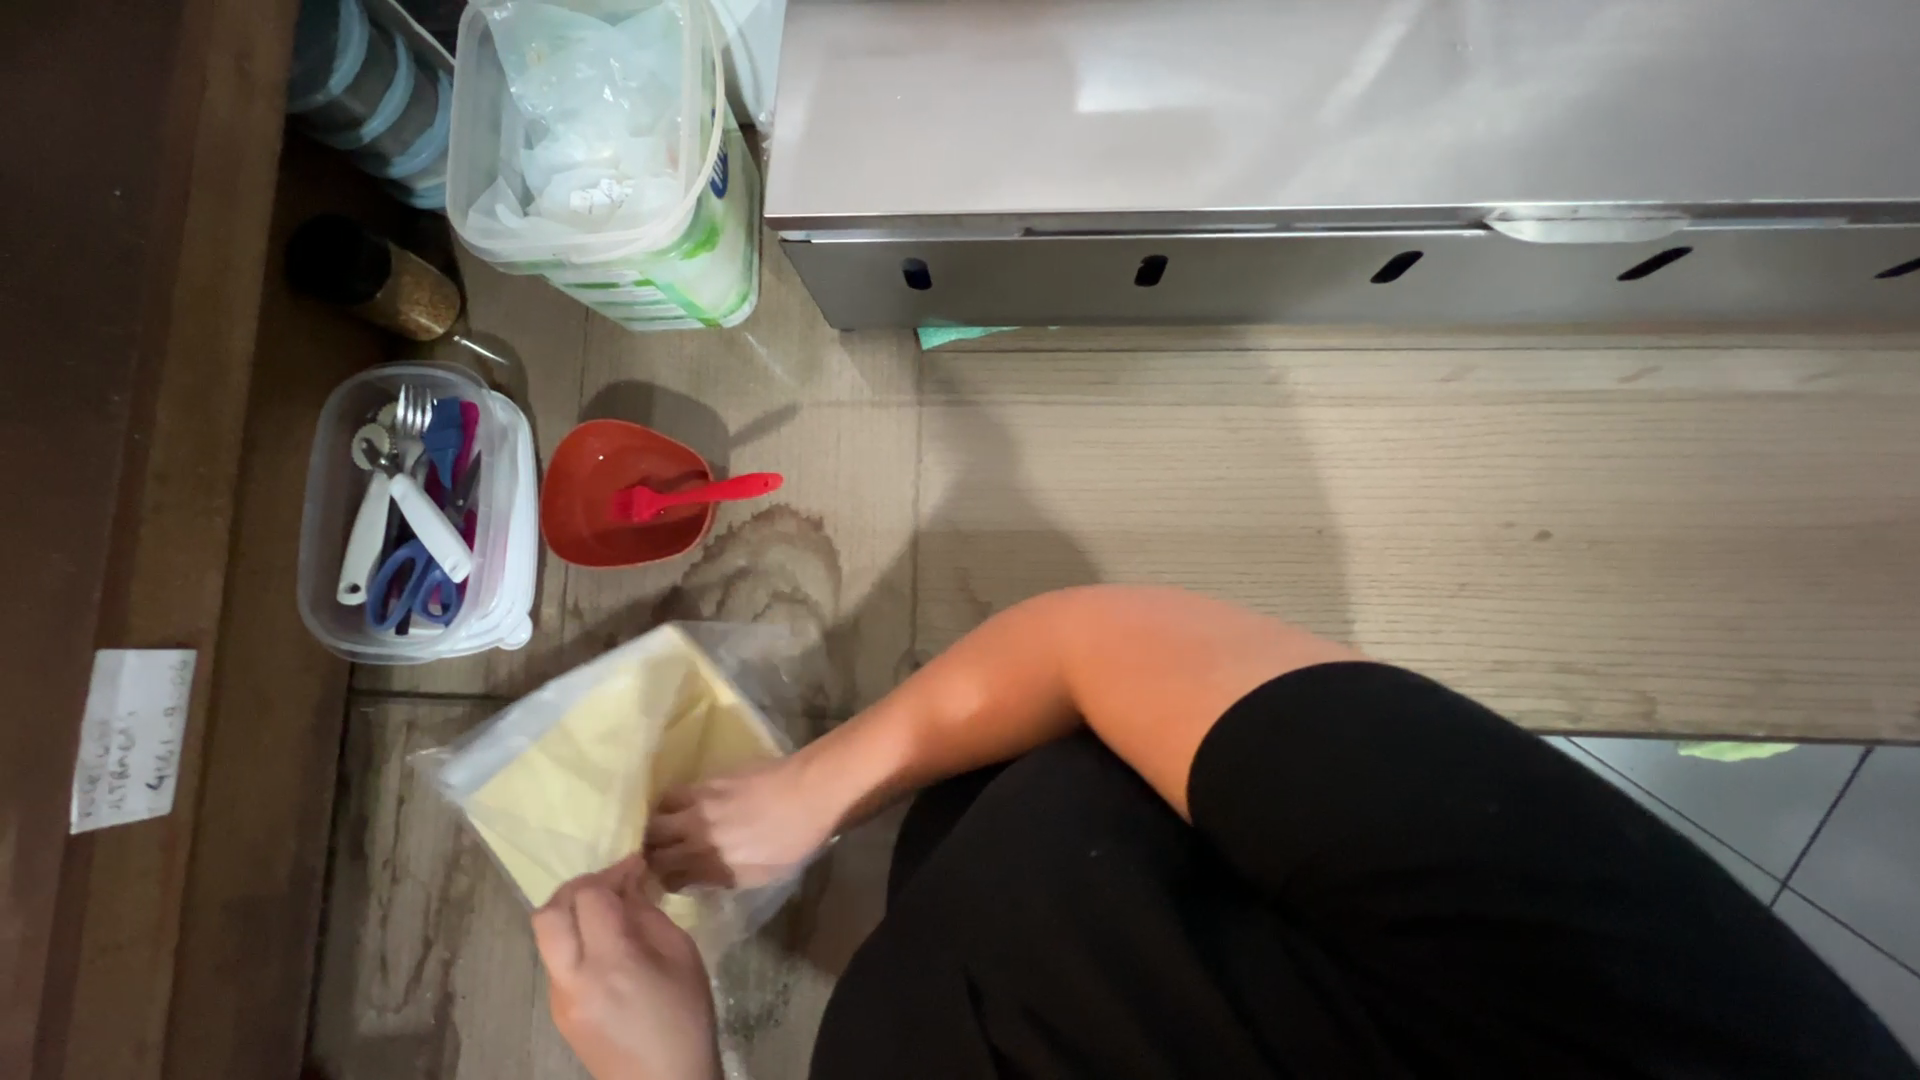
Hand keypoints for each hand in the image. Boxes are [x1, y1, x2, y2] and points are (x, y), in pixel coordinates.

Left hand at [531, 856, 718, 1079]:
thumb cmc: (685, 1016)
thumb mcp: (681, 953)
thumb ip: (648, 915)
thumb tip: (630, 887)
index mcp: (609, 960)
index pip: (588, 896)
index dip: (611, 872)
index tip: (636, 867)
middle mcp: (572, 977)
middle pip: (549, 913)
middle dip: (578, 888)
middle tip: (612, 884)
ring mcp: (559, 998)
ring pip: (546, 936)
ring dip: (572, 913)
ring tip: (609, 912)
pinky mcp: (559, 1012)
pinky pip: (557, 960)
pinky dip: (575, 938)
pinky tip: (607, 945)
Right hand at [645, 754, 838, 891]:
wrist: (813, 791)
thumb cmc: (796, 839)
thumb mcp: (760, 874)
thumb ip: (723, 877)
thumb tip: (699, 877)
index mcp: (711, 864)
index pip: (667, 876)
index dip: (661, 880)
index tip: (665, 880)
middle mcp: (698, 835)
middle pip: (654, 846)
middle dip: (649, 853)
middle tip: (657, 854)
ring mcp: (702, 804)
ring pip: (657, 816)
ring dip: (655, 825)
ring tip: (663, 828)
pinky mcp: (711, 780)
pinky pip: (677, 792)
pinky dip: (670, 802)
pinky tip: (680, 806)